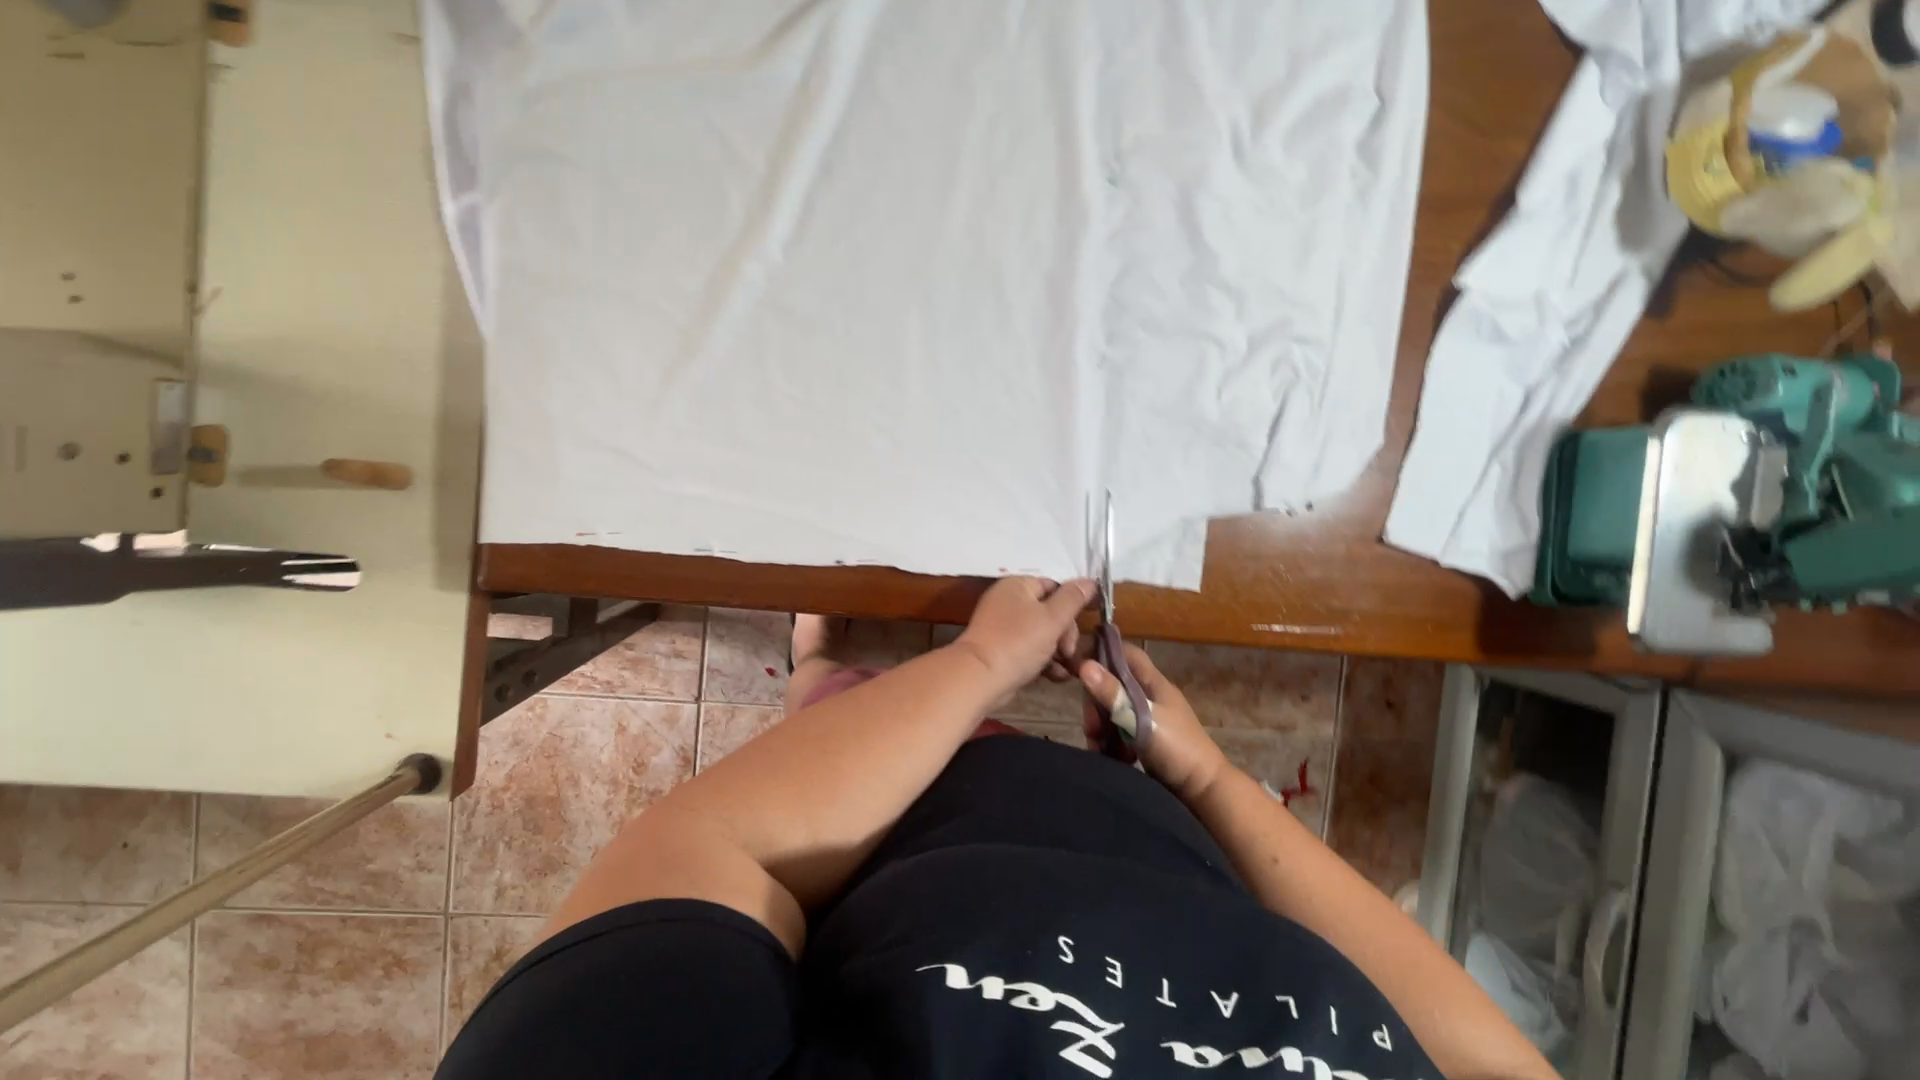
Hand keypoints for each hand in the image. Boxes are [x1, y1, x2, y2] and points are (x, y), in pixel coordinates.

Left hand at [953, 576, 1094, 701]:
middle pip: (1049, 611)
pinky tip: (1055, 676)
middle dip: (1065, 632)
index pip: (1054, 586)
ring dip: (1058, 650)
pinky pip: (1029, 650)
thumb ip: (1073, 598)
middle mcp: (1008, 601)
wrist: (980, 677)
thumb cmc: (1018, 642)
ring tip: (1066, 668)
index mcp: (1017, 586)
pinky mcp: (1001, 650)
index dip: (1072, 604)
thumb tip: (1090, 581)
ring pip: (1041, 633)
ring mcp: (1002, 627)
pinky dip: (1043, 660)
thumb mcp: (1052, 618)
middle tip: (1068, 652)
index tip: (1084, 623)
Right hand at [1076, 643, 1229, 803]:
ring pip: (1111, 711)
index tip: (1076, 664)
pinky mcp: (1143, 740)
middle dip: (1095, 704)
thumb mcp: (1141, 719)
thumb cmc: (1176, 748)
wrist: (1202, 790)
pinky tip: (1109, 756)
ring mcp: (1146, 718)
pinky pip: (1117, 733)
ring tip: (1099, 748)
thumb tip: (1084, 664)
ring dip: (1100, 728)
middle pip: (1112, 685)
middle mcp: (1148, 696)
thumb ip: (1113, 694)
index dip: (1100, 652)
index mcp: (1153, 683)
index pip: (1124, 653)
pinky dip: (1109, 742)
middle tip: (1092, 728)